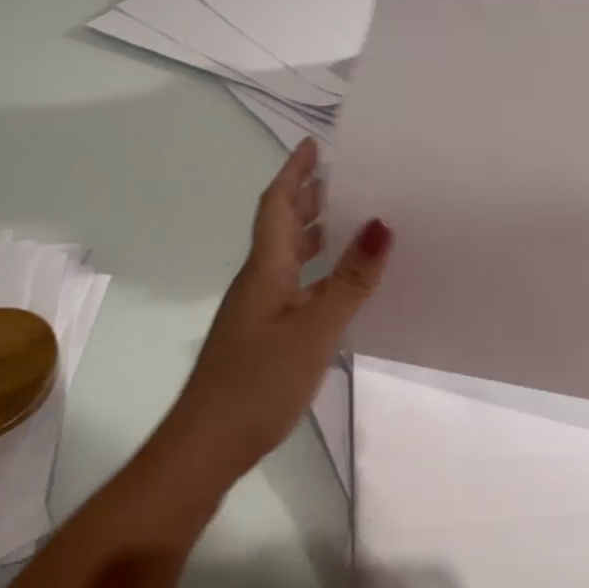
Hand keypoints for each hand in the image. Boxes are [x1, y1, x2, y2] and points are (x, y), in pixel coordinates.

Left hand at [165, 139, 391, 473]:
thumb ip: (351, 280)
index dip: (293, 173)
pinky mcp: (262, 336)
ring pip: (286, 257)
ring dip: (312, 233)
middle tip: (341, 176)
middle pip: (279, 227)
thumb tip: (381, 224)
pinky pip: (293, 286)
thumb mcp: (315, 329)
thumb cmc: (258, 383)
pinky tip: (339, 287)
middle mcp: (258, 282)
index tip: (313, 143)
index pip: (277, 206)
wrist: (207, 443)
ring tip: (348, 220)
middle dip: (306, 197)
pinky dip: (316, 271)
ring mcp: (257, 311)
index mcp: (265, 270)